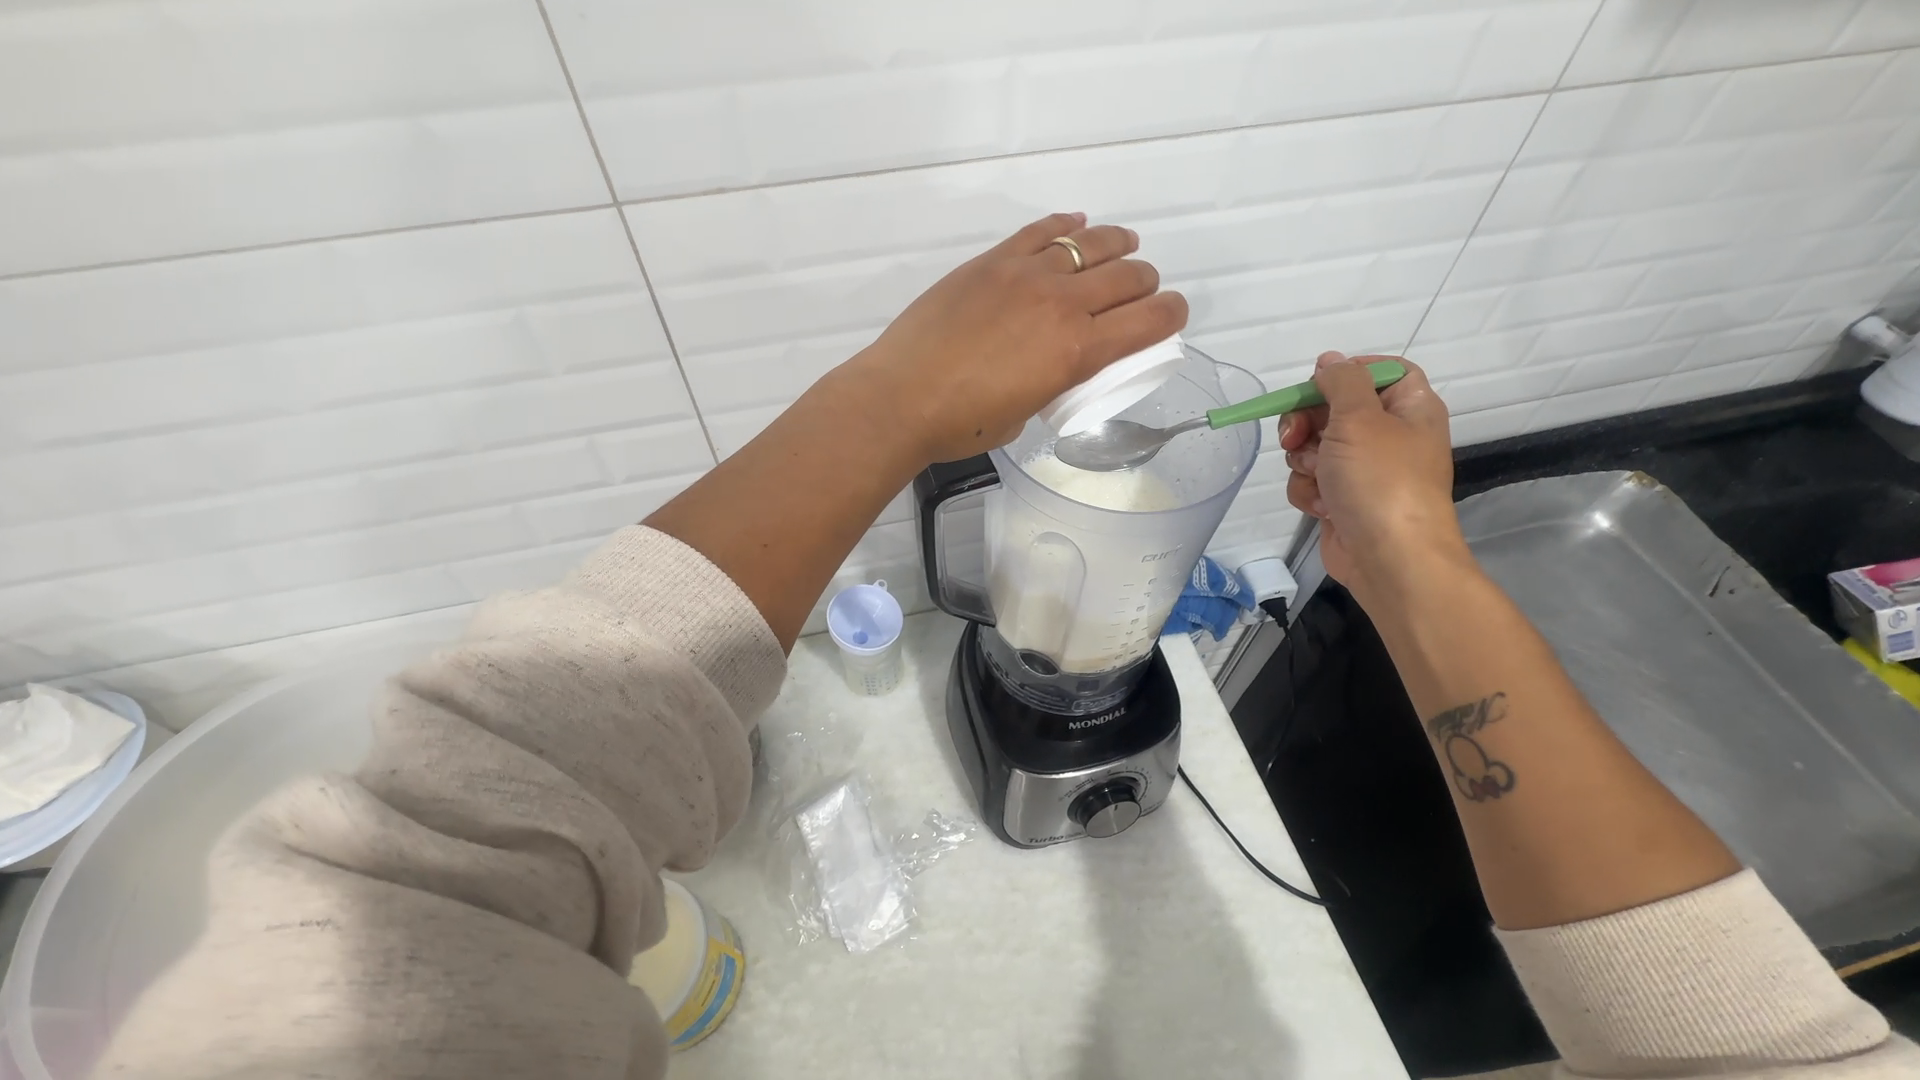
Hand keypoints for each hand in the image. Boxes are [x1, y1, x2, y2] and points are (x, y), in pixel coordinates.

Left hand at [834, 212, 1187, 463]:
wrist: (900, 396)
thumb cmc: (962, 424)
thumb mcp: (1026, 415)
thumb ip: (1050, 385)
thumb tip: (1046, 370)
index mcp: (1078, 351)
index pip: (1150, 321)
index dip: (1172, 315)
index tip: (1172, 316)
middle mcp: (1063, 303)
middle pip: (1128, 276)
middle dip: (1146, 284)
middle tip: (1141, 292)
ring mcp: (1026, 274)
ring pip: (1091, 244)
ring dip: (1117, 246)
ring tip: (1124, 248)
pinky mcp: (992, 262)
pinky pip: (1041, 232)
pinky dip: (1067, 226)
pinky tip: (1077, 225)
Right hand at [1280, 352, 1465, 604]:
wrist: (1390, 557)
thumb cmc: (1381, 480)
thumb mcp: (1359, 417)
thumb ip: (1341, 381)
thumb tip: (1330, 361)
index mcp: (1409, 408)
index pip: (1381, 371)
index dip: (1347, 372)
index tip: (1317, 384)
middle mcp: (1389, 435)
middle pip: (1334, 408)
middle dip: (1307, 422)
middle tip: (1295, 436)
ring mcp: (1365, 470)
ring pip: (1314, 446)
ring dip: (1304, 460)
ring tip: (1319, 477)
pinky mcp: (1342, 499)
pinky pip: (1311, 480)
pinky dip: (1309, 490)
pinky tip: (1322, 505)